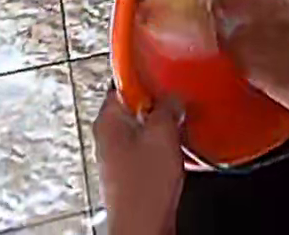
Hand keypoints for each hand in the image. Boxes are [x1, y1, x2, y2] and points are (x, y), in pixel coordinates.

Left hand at [94, 89, 183, 234]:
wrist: (144, 232)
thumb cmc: (143, 188)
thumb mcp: (162, 133)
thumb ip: (168, 106)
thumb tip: (173, 98)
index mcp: (108, 120)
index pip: (122, 82)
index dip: (144, 75)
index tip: (161, 71)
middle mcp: (108, 137)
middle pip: (135, 106)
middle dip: (157, 103)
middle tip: (176, 99)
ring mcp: (119, 158)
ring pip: (144, 129)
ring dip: (162, 127)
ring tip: (180, 124)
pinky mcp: (132, 176)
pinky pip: (148, 150)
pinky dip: (162, 147)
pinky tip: (178, 149)